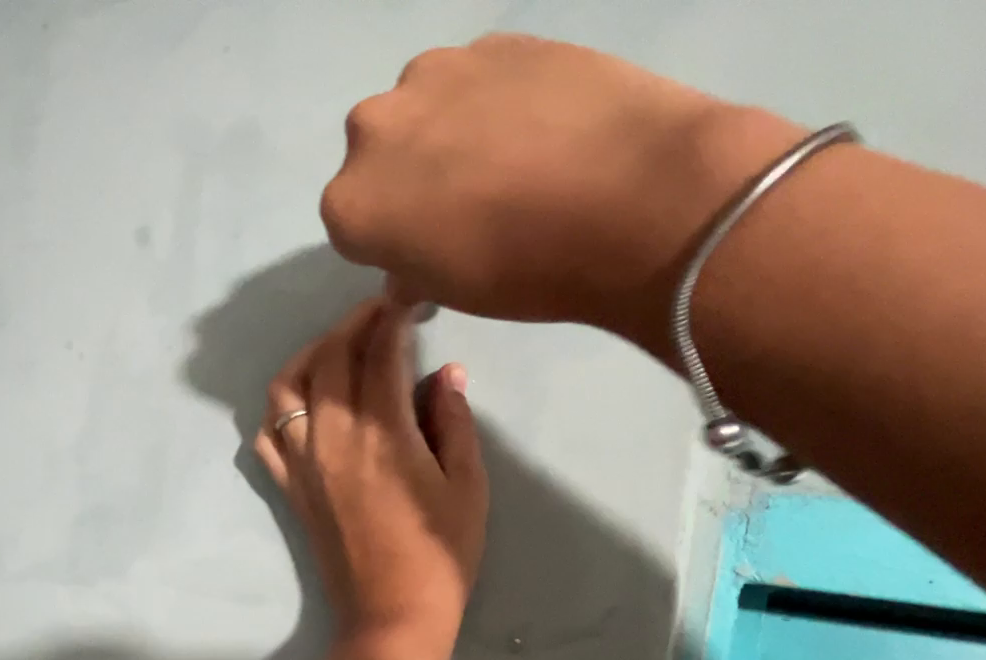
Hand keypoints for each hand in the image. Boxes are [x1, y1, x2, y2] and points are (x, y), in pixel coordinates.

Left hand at [257, 299, 487, 647]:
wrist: (392, 616)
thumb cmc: (440, 554)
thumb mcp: (467, 485)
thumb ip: (453, 422)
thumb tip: (444, 373)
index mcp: (381, 432)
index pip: (379, 352)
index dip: (393, 316)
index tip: (409, 298)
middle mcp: (331, 437)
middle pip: (329, 358)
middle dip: (354, 324)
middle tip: (381, 315)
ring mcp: (302, 464)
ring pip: (288, 388)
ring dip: (310, 355)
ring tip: (339, 349)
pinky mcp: (289, 488)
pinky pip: (269, 435)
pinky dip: (282, 407)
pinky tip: (305, 403)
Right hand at [320, 35, 803, 344]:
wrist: (635, 200)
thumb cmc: (525, 270)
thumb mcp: (452, 293)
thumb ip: (411, 270)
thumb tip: (409, 267)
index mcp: (351, 203)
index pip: (354, 226)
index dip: (392, 241)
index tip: (430, 251)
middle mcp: (373, 130)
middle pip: (380, 157)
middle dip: (411, 178)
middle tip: (470, 205)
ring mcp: (434, 74)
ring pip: (425, 108)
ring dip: (449, 131)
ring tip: (513, 161)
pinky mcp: (496, 41)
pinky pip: (477, 78)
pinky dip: (495, 100)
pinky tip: (543, 127)